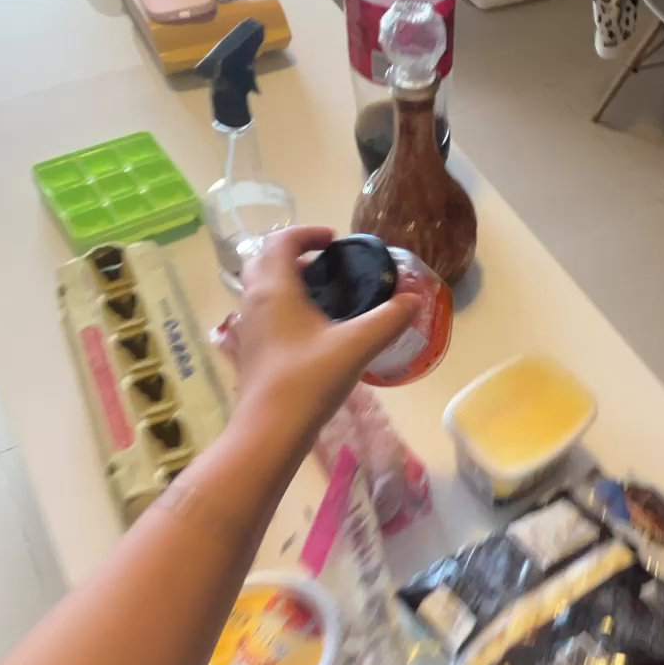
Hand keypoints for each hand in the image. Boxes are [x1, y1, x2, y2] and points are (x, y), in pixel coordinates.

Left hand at [229, 226, 418, 438]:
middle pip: (265, 261)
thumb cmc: (309, 380)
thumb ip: (389, 319)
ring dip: (288, 282)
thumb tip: (415, 299)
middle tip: (327, 267)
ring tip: (323, 297)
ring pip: (262, 289)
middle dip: (296, 255)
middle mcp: (253, 301)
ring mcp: (248, 329)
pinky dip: (285, 308)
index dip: (308, 233)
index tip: (335, 241)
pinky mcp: (250, 352)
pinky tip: (312, 333)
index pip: (282, 241)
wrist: (270, 430)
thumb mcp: (357, 346)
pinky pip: (264, 314)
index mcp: (275, 288)